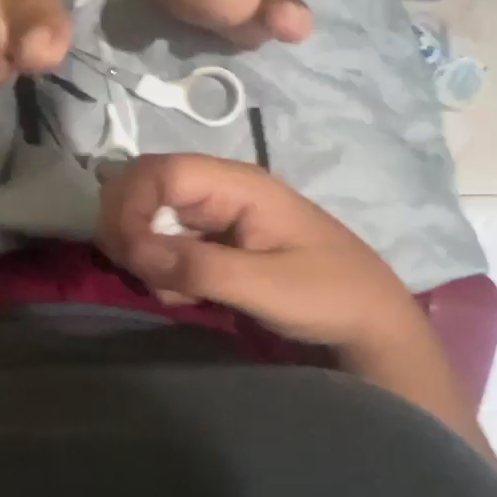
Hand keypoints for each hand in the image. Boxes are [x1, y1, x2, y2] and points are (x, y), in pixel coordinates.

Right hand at [96, 154, 419, 350]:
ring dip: (145, 258)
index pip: (159, 172)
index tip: (129, 255)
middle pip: (143, 190)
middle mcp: (219, 193)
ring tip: (178, 293)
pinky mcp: (211, 246)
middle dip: (129, 231)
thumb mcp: (265, 284)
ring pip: (146, 223)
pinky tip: (187, 297)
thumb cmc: (328, 296)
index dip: (130, 206)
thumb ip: (197, 266)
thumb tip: (131, 249)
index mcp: (238, 186)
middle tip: (141, 273)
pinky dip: (160, 274)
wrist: (367, 325)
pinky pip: (162, 249)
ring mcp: (213, 220)